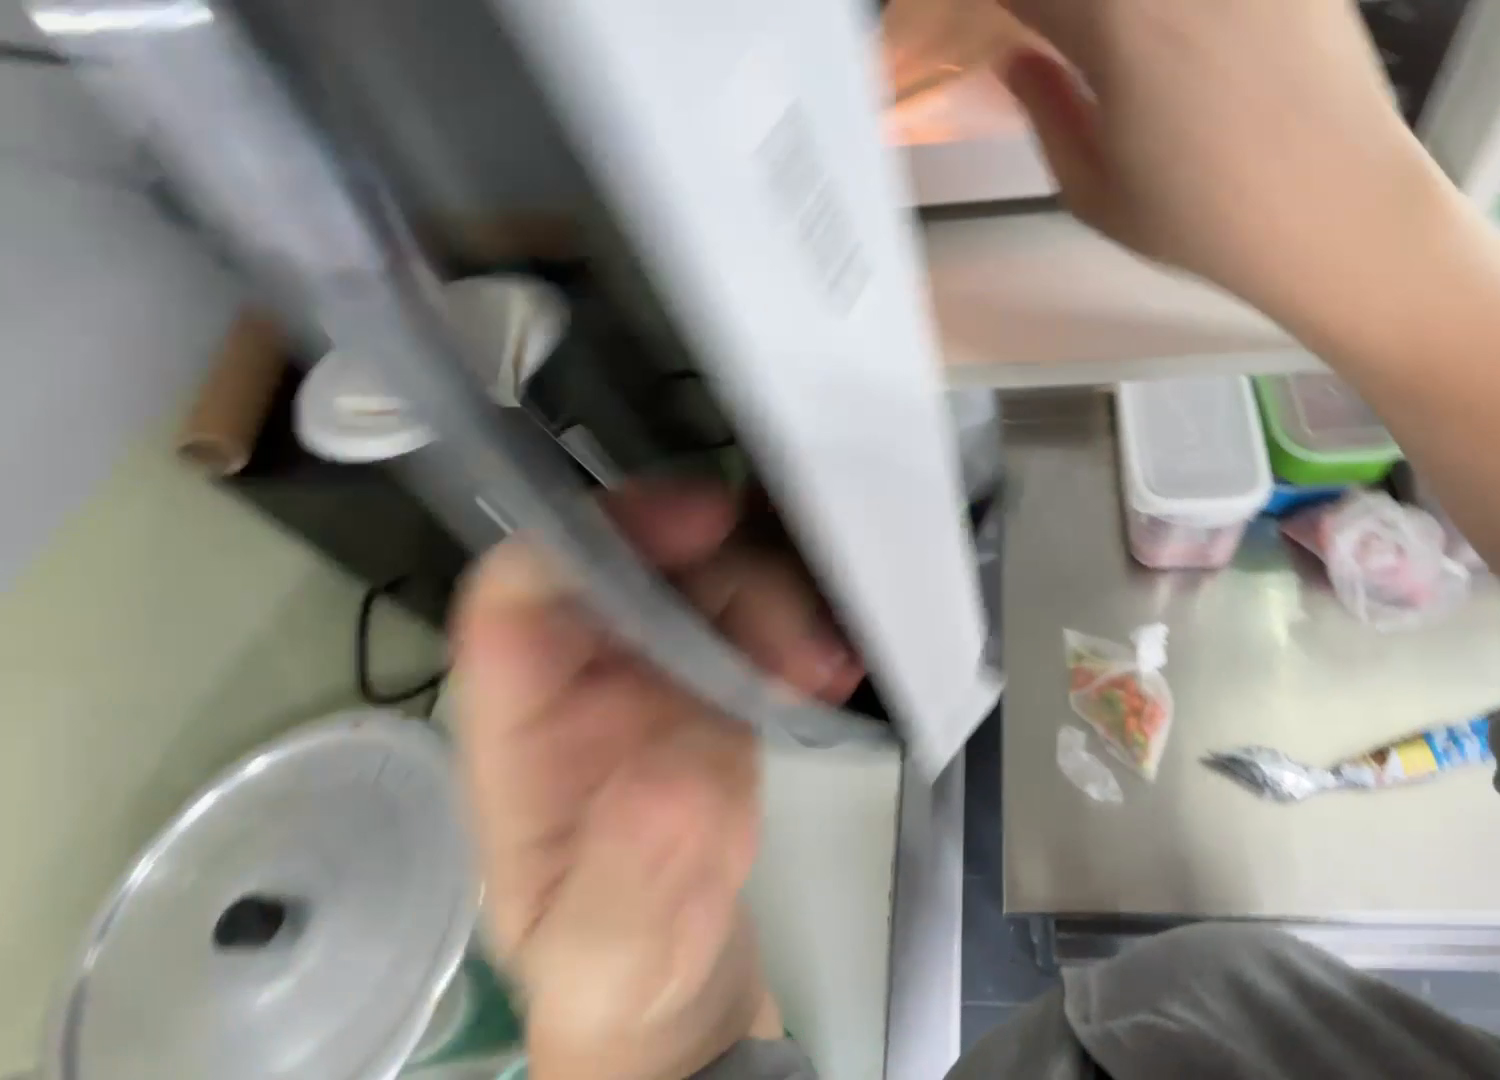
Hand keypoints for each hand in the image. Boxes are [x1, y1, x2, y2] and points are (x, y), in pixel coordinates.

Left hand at [452, 483, 862, 1079]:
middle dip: (718, 567)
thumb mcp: (604, 951)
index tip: (690, 527)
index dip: (594, 537)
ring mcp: (660, 682)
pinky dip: (803, 632)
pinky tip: (835, 668)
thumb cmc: (614, 975)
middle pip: (639, 569)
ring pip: (710, 586)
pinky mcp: (721, 693)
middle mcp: (587, 682)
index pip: (524, 592)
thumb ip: (626, 875)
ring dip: (775, 600)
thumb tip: (672, 775)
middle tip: (790, 608)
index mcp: (523, 726)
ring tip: (825, 662)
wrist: (680, 989)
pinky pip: (761, 631)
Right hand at [998, 0, 1461, 333]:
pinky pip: (1208, 2)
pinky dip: (1180, 19)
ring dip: (1125, 19)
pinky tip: (1194, 49)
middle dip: (1072, 19)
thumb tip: (1022, 62)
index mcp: (1114, 19)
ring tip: (1130, 51)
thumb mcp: (1098, 197)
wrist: (1337, 211)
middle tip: (1072, 49)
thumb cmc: (1209, 222)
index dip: (1009, 15)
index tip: (1020, 39)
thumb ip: (1045, 117)